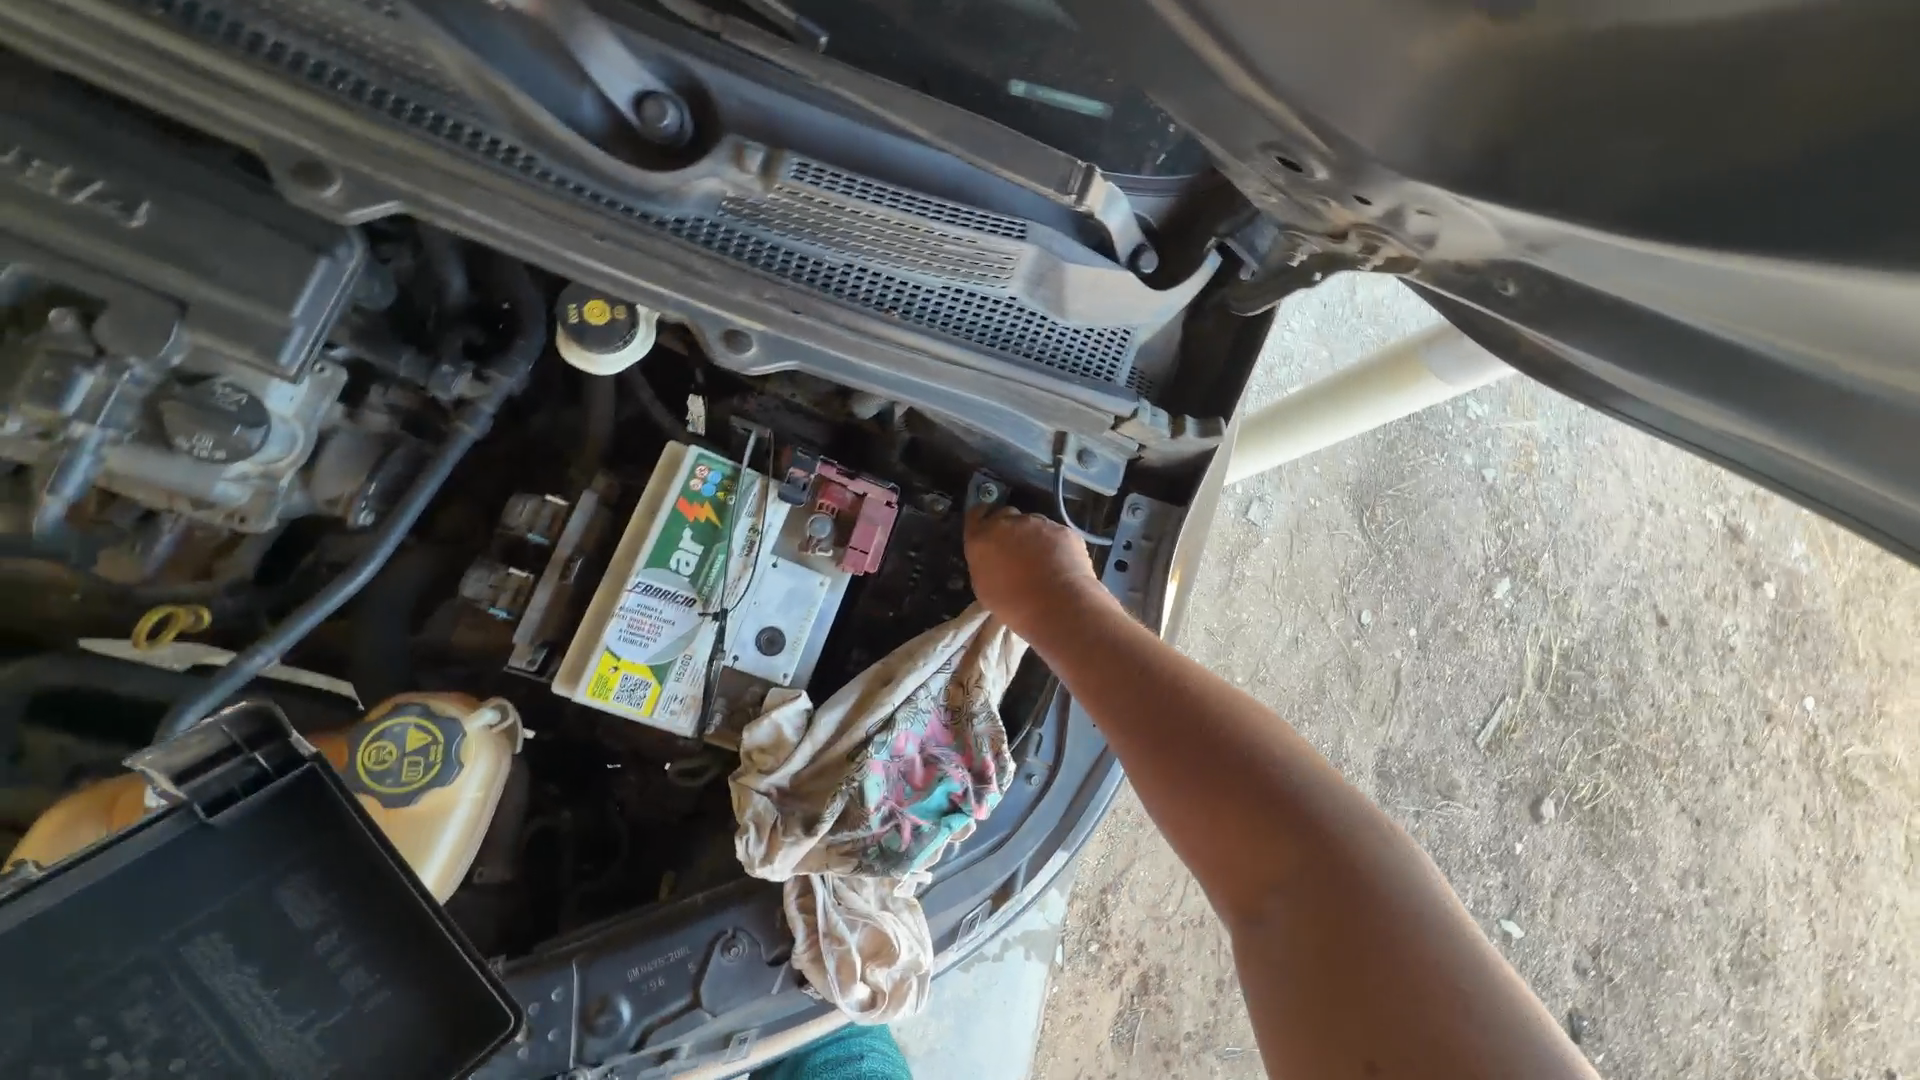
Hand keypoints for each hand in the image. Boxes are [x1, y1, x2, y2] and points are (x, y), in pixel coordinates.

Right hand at [964, 505, 1118, 639]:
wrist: (1057, 606)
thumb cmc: (1013, 604)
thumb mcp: (984, 586)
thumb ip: (985, 561)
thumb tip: (993, 557)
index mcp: (982, 538)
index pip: (975, 515)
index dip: (982, 518)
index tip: (987, 526)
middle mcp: (1008, 523)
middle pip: (1006, 515)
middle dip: (1009, 528)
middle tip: (1015, 550)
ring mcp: (1038, 523)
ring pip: (1033, 523)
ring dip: (1034, 536)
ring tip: (1042, 560)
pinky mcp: (1063, 530)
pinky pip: (1056, 533)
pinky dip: (1056, 544)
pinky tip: (1061, 563)